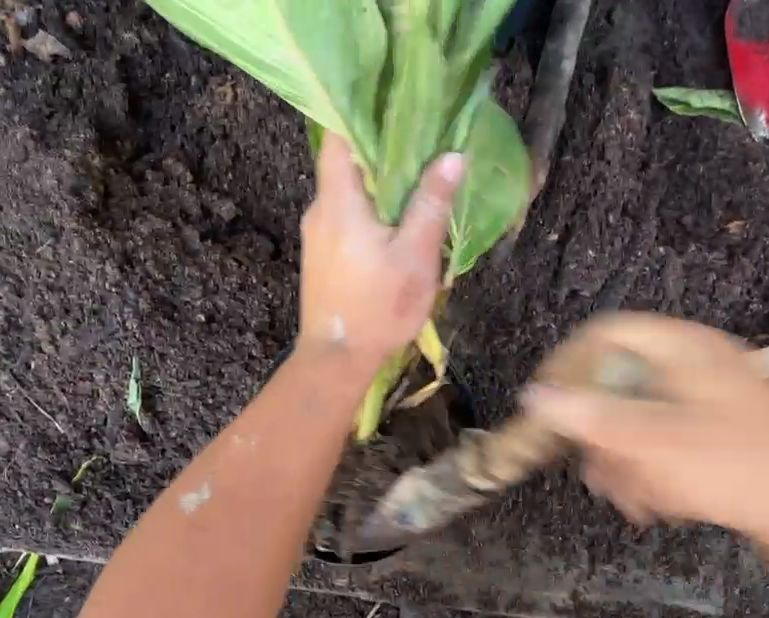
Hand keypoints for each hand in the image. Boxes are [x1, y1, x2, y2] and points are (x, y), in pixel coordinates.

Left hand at [297, 135, 463, 366]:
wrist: (336, 361)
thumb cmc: (377, 308)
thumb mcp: (415, 256)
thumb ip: (431, 204)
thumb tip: (452, 156)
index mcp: (338, 201)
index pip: (338, 135)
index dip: (363, 114)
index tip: (397, 106)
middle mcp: (319, 211)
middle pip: (345, 163)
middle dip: (381, 151)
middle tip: (421, 142)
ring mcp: (316, 237)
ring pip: (347, 194)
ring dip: (377, 186)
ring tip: (415, 183)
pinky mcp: (320, 258)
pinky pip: (345, 219)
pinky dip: (368, 211)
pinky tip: (394, 222)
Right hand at [522, 313, 768, 546]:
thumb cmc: (736, 468)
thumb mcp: (653, 443)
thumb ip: (590, 418)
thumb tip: (533, 395)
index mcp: (685, 351)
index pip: (606, 335)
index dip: (570, 368)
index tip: (550, 412)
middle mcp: (696, 367)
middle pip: (619, 385)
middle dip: (601, 436)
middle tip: (596, 475)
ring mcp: (710, 401)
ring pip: (639, 422)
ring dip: (624, 464)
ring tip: (635, 501)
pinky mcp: (719, 436)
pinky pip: (665, 445)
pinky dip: (651, 474)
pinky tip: (656, 506)